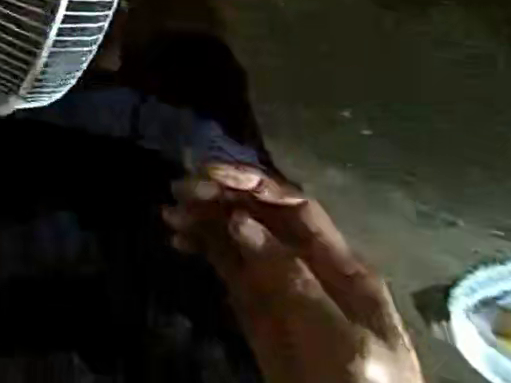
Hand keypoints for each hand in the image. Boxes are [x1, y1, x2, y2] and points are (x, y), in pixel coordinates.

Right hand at [163, 163, 422, 382]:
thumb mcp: (341, 337)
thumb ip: (292, 277)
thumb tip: (238, 219)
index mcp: (338, 265)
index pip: (293, 205)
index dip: (253, 181)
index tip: (209, 173)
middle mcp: (303, 260)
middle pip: (258, 211)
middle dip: (218, 193)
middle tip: (179, 190)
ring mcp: (274, 278)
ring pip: (233, 229)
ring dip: (200, 214)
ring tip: (170, 214)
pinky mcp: (249, 296)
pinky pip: (221, 256)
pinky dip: (197, 240)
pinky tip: (177, 238)